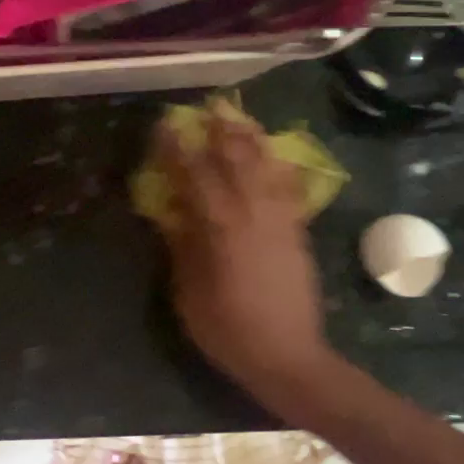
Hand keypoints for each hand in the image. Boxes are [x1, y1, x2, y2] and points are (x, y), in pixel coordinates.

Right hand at [155, 108, 333, 398]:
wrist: (287, 356)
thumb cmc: (225, 329)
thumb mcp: (188, 292)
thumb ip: (182, 246)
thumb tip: (172, 211)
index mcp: (220, 227)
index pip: (195, 175)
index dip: (178, 149)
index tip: (165, 125)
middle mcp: (254, 213)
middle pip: (238, 159)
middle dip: (222, 130)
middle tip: (209, 107)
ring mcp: (281, 221)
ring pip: (268, 167)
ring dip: (252, 139)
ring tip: (240, 119)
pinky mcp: (297, 233)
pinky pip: (289, 188)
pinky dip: (279, 166)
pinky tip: (275, 157)